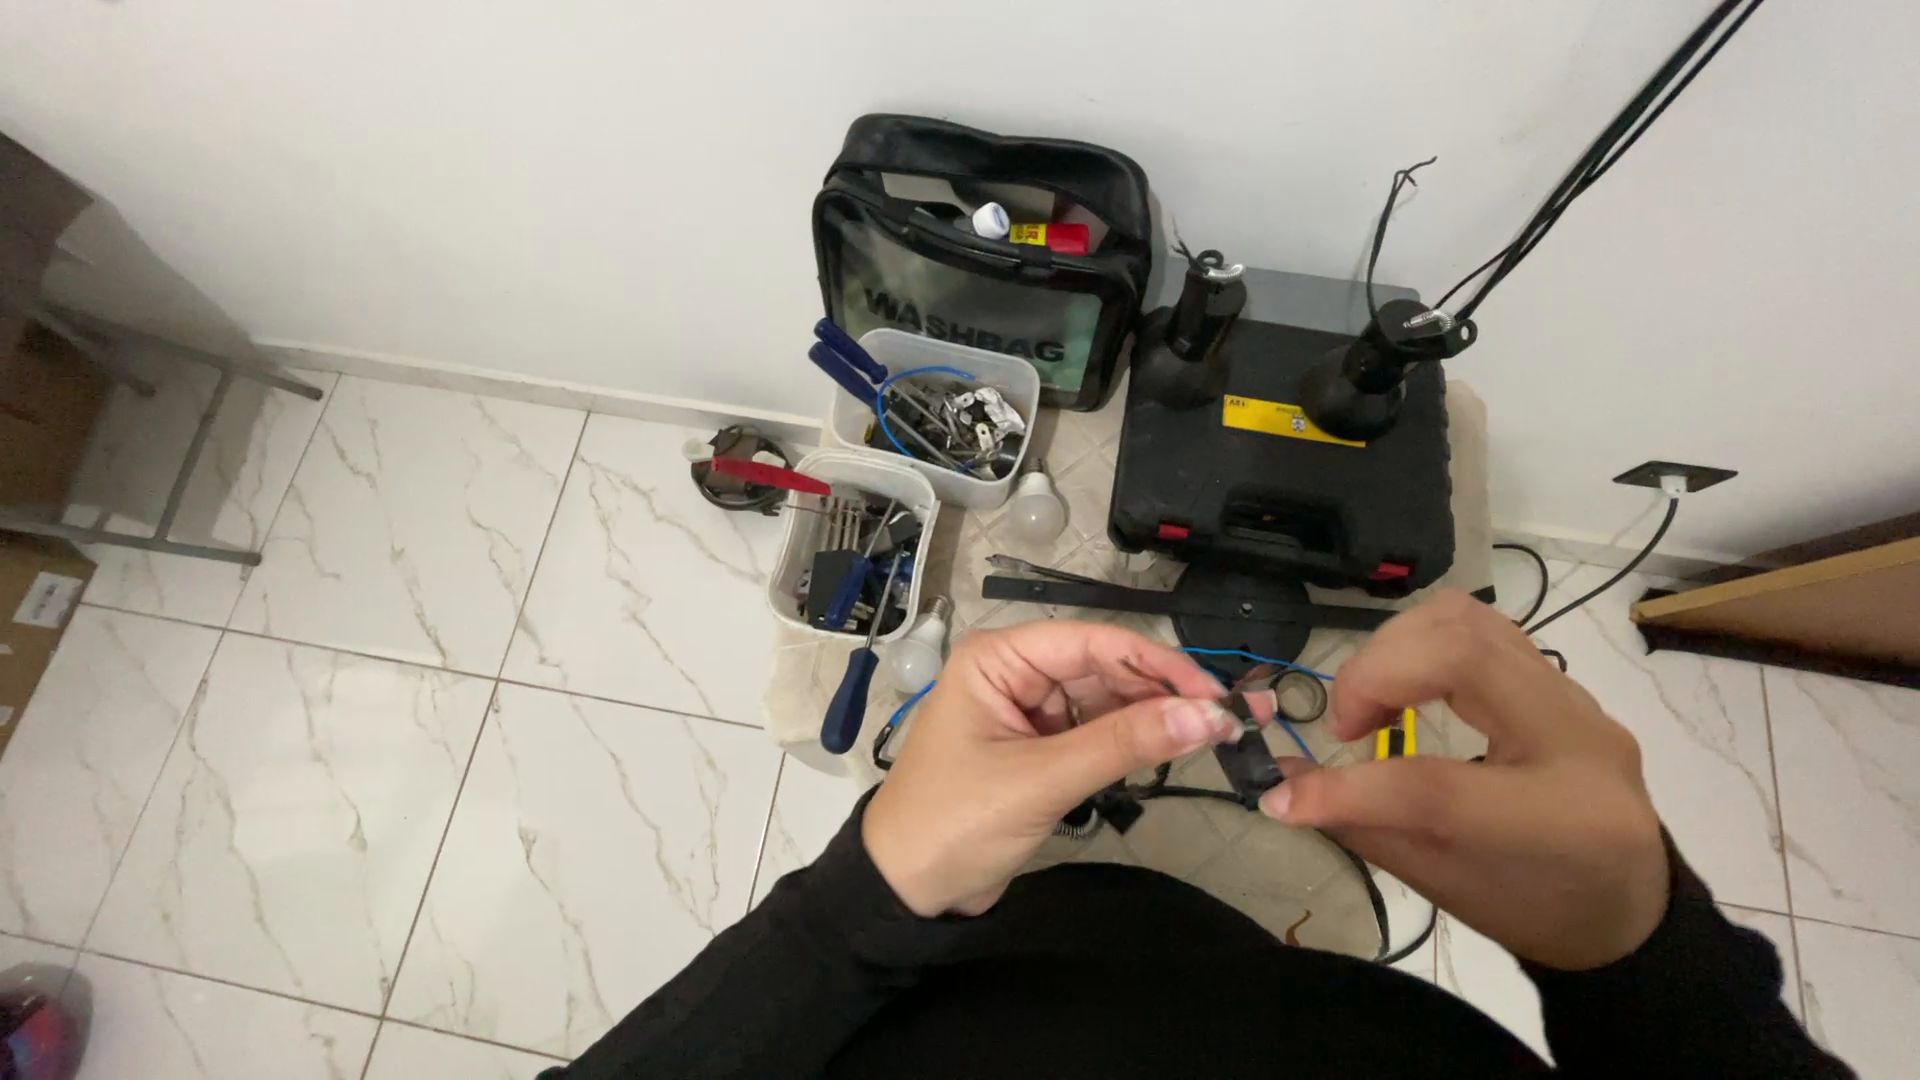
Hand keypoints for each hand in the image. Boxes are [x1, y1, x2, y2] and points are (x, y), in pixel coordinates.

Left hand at [862, 620, 1239, 916]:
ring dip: (1149, 717)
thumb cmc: (956, 822)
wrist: (907, 889)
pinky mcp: (1037, 744)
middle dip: (1159, 692)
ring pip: (1103, 699)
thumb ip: (1124, 744)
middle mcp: (1013, 671)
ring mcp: (1025, 708)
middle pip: (1102, 667)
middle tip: (1226, 720)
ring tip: (1209, 734)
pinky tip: (1164, 748)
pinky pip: (1092, 730)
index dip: (1155, 663)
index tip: (1214, 693)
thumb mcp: (1041, 780)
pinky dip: (1127, 740)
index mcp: (997, 658)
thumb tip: (1207, 715)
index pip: (1090, 642)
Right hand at [1261, 590, 1670, 970]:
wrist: (1624, 903)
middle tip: (1344, 727)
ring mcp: (1573, 698)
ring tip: (1369, 702)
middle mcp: (1579, 741)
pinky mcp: (1553, 678)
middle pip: (1462, 656)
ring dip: (1393, 649)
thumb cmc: (1526, 906)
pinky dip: (1418, 640)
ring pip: (1466, 622)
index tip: (1285, 798)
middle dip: (1374, 676)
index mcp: (1561, 822)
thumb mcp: (1438, 882)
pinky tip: (1400, 682)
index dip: (1348, 788)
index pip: (1437, 788)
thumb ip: (1358, 823)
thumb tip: (1278, 784)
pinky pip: (1477, 624)